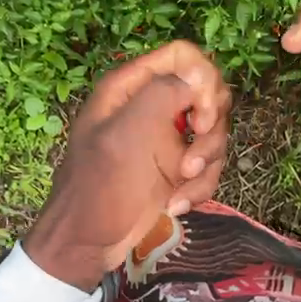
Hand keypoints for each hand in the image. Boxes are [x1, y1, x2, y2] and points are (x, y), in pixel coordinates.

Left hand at [23, 41, 232, 289]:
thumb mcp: (124, 136)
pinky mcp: (176, 166)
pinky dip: (200, 186)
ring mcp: (165, 136)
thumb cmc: (99, 187)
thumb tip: (200, 75)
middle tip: (191, 158)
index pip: (184, 56)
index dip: (203, 81)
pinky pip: (209, 163)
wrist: (86, 245)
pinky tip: (178, 203)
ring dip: (205, 163)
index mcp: (130, 86)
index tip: (201, 117)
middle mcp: (150, 104)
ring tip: (180, 188)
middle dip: (209, 128)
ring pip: (213, 131)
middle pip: (207, 93)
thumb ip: (162, 95)